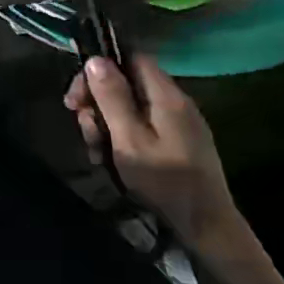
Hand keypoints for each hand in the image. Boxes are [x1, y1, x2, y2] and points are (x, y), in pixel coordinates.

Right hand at [64, 54, 244, 254]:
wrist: (206, 226)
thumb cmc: (164, 181)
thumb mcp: (129, 139)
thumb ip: (113, 98)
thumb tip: (95, 59)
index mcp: (166, 95)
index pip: (130, 57)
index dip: (99, 69)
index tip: (77, 97)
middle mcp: (174, 102)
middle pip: (126, 85)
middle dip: (99, 105)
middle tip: (86, 132)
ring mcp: (178, 123)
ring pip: (130, 109)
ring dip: (107, 126)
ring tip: (98, 155)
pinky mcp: (177, 142)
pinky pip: (141, 127)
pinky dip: (122, 139)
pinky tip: (113, 162)